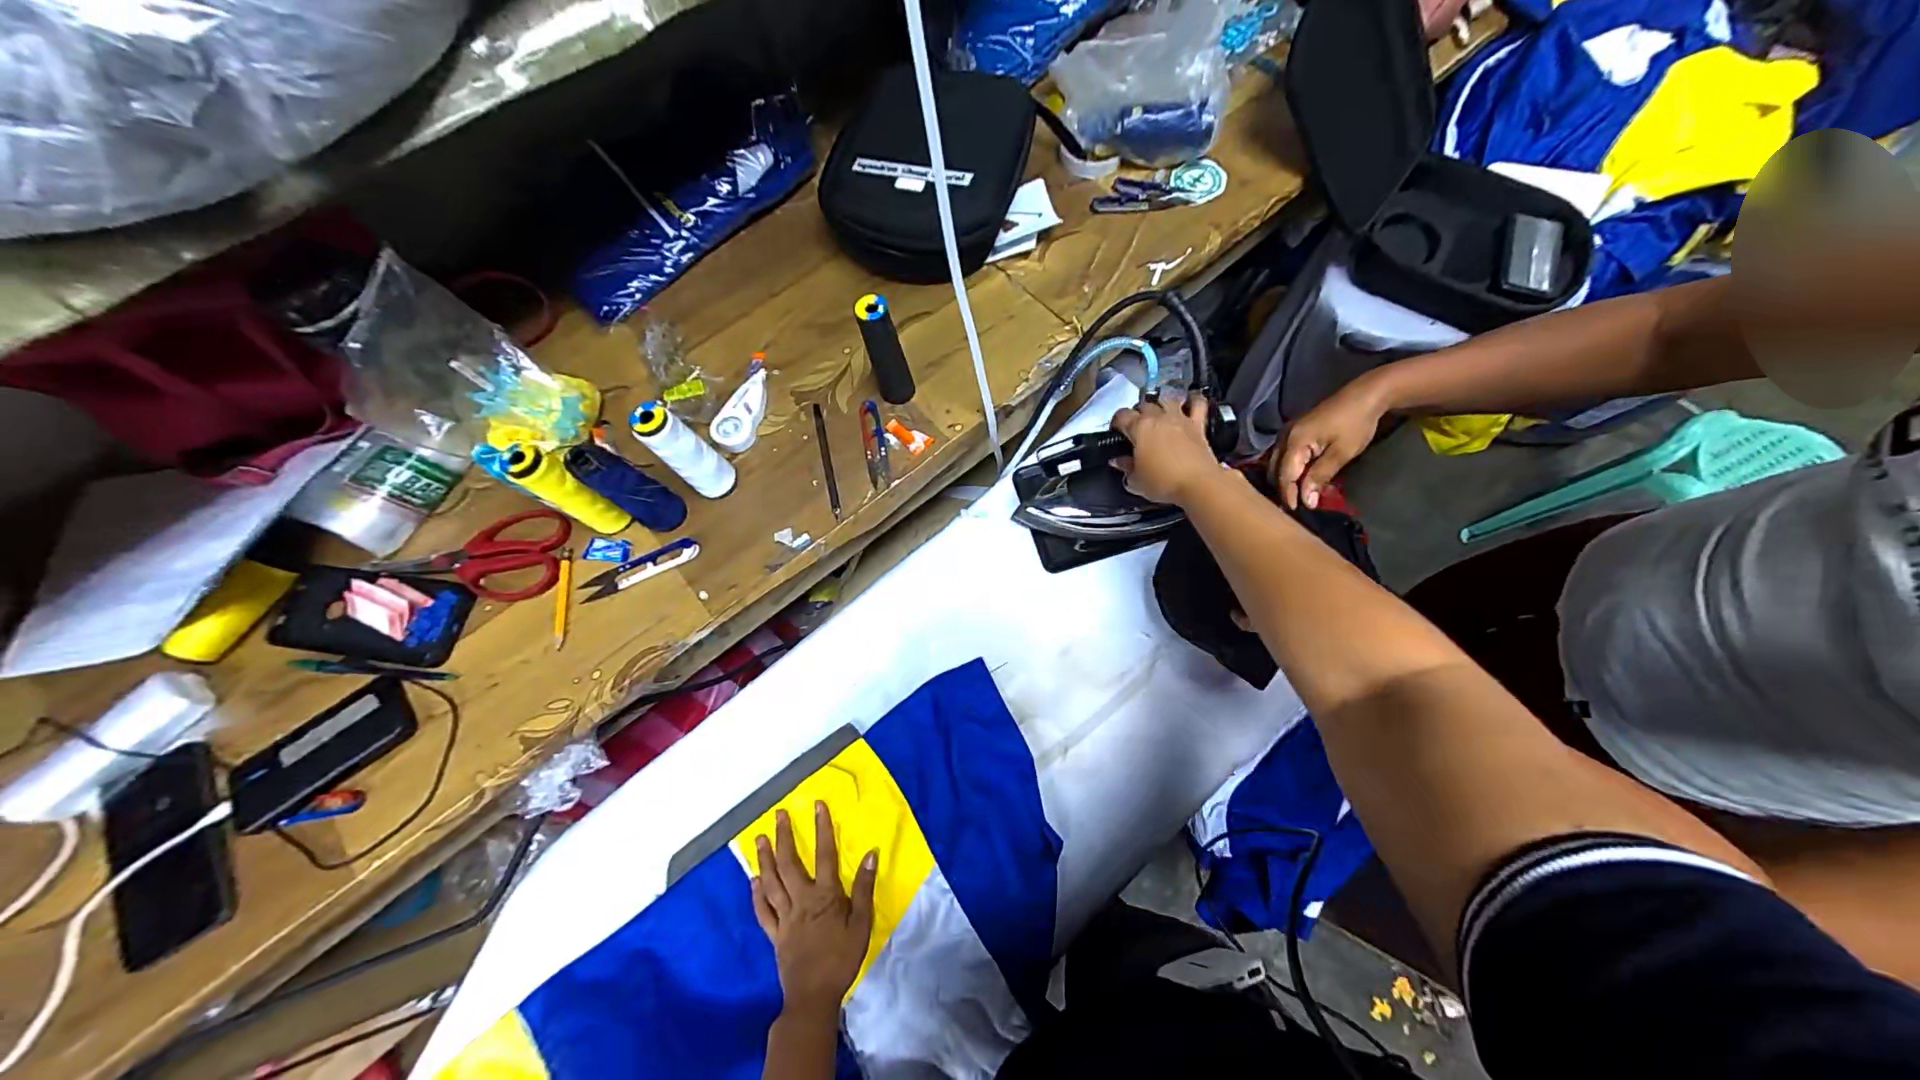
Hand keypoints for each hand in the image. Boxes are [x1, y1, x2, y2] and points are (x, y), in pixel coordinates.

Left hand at [752, 802, 877, 1016]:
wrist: (814, 995)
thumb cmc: (842, 958)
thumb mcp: (863, 923)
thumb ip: (865, 888)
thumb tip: (871, 854)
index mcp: (825, 895)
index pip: (824, 853)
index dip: (822, 827)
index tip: (817, 805)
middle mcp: (801, 899)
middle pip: (790, 862)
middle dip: (784, 836)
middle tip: (778, 815)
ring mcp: (785, 917)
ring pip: (771, 881)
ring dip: (764, 858)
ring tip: (759, 839)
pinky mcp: (775, 934)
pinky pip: (763, 910)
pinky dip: (756, 894)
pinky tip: (753, 881)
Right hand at [1110, 393, 1223, 505]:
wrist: (1198, 484)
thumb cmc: (1164, 482)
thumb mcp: (1136, 481)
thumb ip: (1125, 467)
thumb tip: (1119, 461)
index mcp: (1140, 428)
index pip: (1122, 416)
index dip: (1116, 422)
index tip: (1117, 431)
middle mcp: (1159, 418)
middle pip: (1144, 405)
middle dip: (1138, 413)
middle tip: (1136, 427)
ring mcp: (1180, 419)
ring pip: (1167, 398)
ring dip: (1161, 403)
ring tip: (1159, 413)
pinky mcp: (1198, 425)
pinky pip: (1197, 403)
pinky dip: (1193, 400)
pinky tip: (1189, 402)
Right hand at [1271, 378, 1390, 509]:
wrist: (1364, 395)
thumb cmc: (1355, 424)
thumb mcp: (1341, 453)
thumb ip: (1320, 476)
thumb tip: (1306, 501)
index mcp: (1295, 441)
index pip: (1285, 474)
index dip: (1288, 494)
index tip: (1296, 510)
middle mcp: (1285, 437)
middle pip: (1275, 469)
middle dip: (1283, 488)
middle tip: (1296, 504)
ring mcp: (1288, 433)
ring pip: (1277, 463)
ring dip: (1285, 479)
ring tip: (1297, 494)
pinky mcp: (1294, 432)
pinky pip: (1284, 456)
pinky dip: (1289, 469)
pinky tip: (1300, 477)